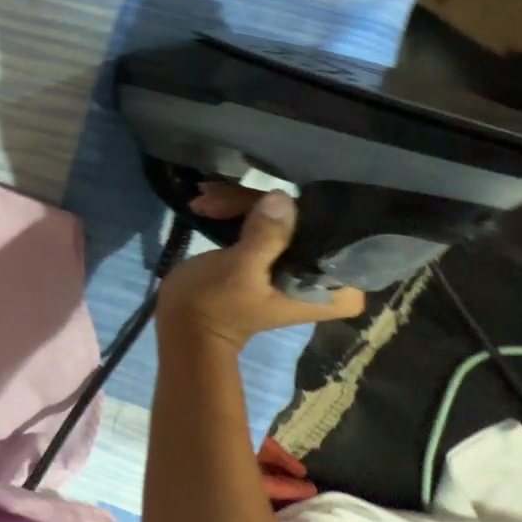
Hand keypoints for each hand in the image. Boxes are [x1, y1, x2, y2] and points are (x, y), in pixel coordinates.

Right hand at [158, 183, 365, 353]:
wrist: (185, 325)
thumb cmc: (215, 302)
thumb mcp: (240, 268)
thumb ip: (267, 235)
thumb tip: (282, 196)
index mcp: (336, 289)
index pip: (325, 232)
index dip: (289, 211)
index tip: (247, 200)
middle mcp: (327, 277)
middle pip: (298, 224)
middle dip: (251, 207)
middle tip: (211, 199)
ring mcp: (299, 268)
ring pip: (278, 221)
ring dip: (237, 207)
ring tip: (202, 203)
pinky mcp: (274, 262)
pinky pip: (264, 229)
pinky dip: (236, 216)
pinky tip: (207, 208)